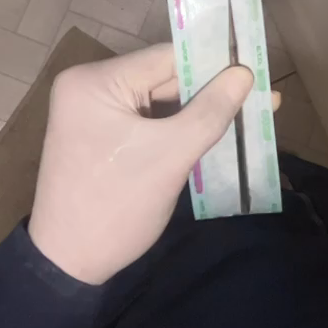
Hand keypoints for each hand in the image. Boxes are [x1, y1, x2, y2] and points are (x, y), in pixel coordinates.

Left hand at [27, 45, 255, 284]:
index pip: (167, 58)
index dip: (214, 62)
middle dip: (211, 90)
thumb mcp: (169, 157)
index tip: (255, 67)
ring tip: (250, 110)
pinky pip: (150, 120)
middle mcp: (91, 85)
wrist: (66, 269)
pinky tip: (216, 129)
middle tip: (261, 93)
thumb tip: (245, 74)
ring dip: (199, 110)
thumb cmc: (115, 207)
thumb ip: (210, 111)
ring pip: (160, 100)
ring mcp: (95, 111)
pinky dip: (180, 127)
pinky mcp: (103, 134)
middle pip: (164, 78)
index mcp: (96, 81)